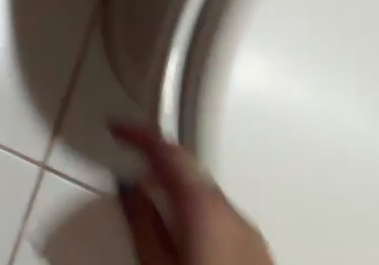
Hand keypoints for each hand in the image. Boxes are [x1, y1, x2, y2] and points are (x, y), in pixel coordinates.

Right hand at [111, 123, 273, 264]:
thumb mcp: (154, 263)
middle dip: (159, 164)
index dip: (138, 134)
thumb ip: (140, 219)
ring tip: (149, 196)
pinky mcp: (262, 260)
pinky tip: (181, 230)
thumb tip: (128, 186)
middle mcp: (236, 216)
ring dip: (178, 190)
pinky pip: (224, 222)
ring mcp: (255, 241)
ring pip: (208, 197)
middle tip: (128, 159)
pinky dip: (198, 213)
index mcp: (206, 208)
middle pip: (191, 172)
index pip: (168, 151)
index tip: (117, 128)